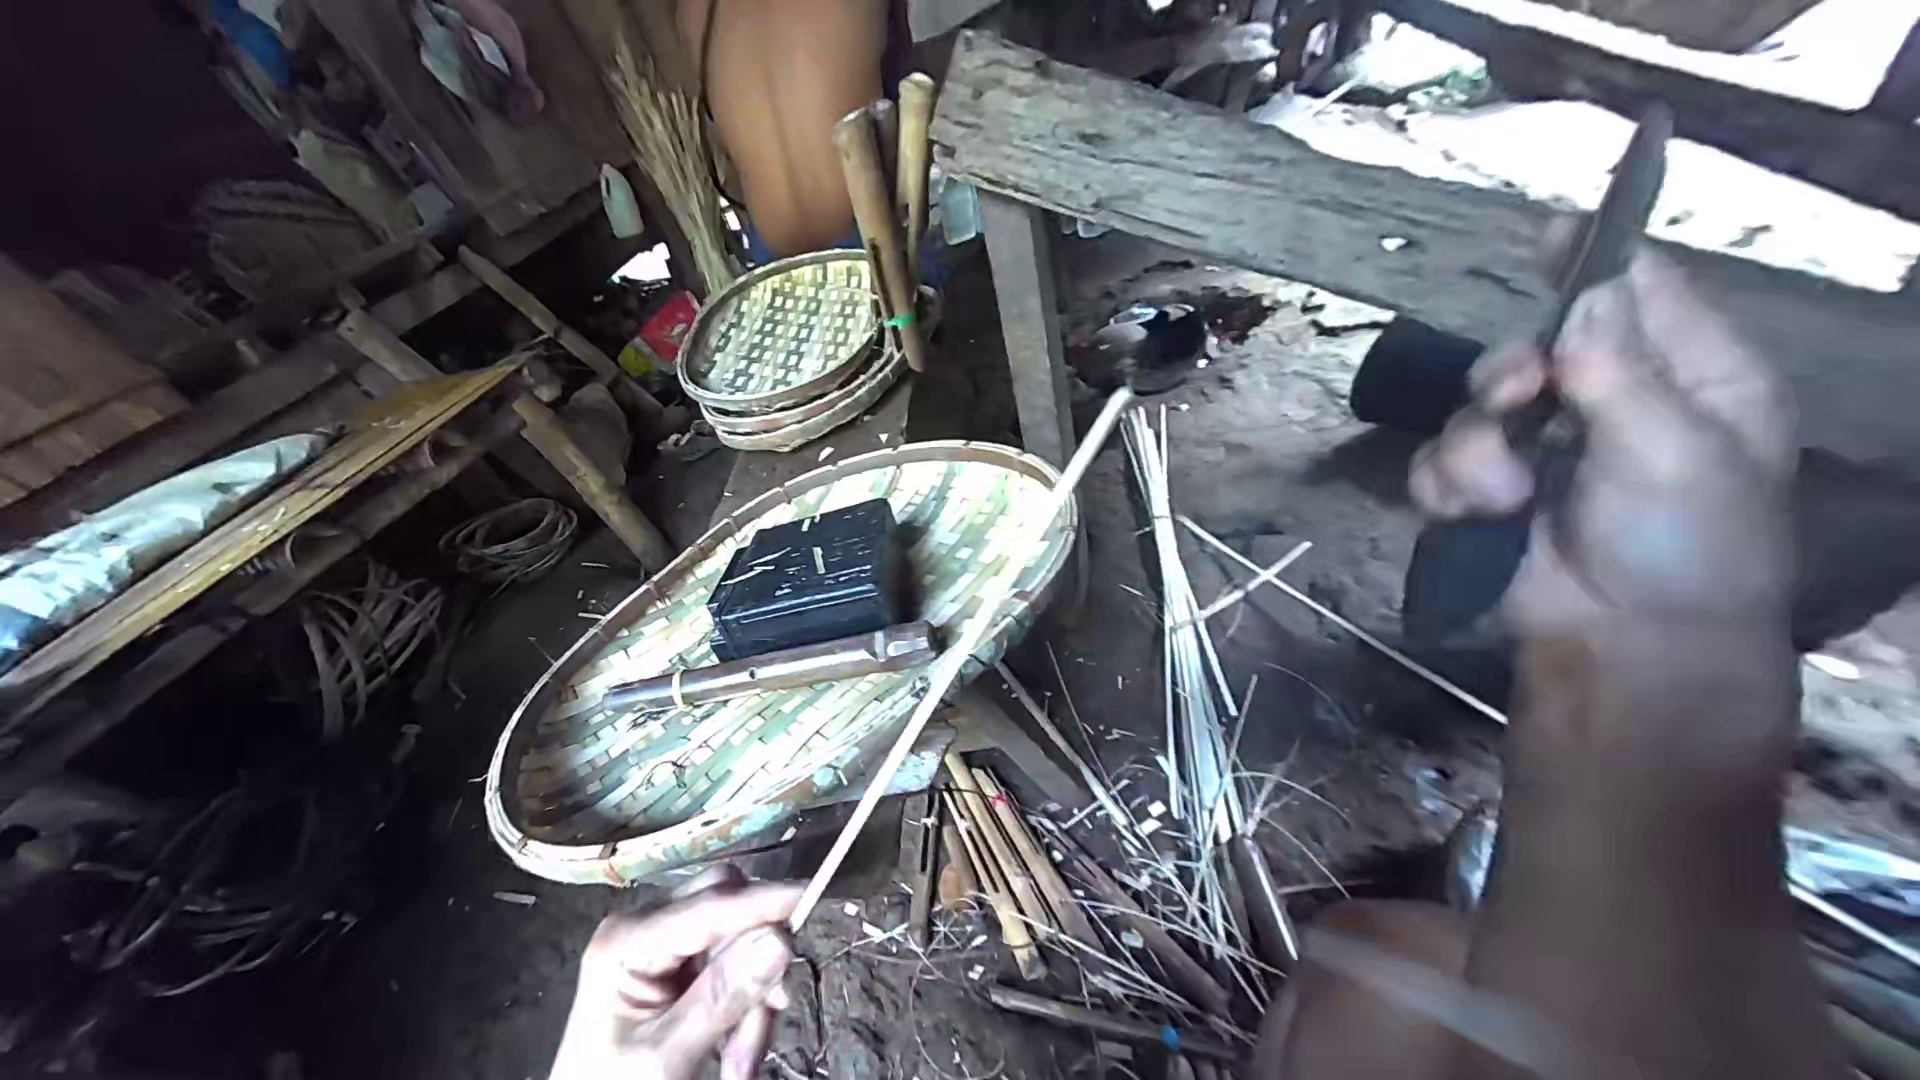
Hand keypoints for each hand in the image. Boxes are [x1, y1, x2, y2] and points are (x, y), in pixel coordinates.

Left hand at [549, 866, 800, 1079]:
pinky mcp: (682, 967)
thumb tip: (781, 939)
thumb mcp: (665, 1060)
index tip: (816, 895)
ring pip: (741, 937)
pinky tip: (736, 1052)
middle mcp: (648, 926)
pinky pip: (737, 963)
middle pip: (731, 908)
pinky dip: (747, 1005)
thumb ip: (723, 997)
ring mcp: (665, 945)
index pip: (714, 903)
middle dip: (757, 961)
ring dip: (755, 996)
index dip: (767, 899)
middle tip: (775, 1011)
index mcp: (628, 940)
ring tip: (742, 1063)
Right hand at [1409, 250, 1795, 640]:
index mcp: (1680, 380)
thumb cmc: (1683, 546)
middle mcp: (1598, 406)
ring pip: (1467, 415)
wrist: (1619, 640)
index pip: (1635, 295)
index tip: (1553, 227)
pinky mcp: (1478, 493)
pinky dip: (1444, 489)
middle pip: (1526, 352)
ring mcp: (1531, 453)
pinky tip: (1470, 514)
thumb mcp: (1675, 453)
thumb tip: (1584, 295)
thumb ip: (1622, 373)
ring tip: (1501, 500)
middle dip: (1505, 377)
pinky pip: (1434, 466)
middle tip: (1512, 403)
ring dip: (1472, 455)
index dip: (1594, 260)